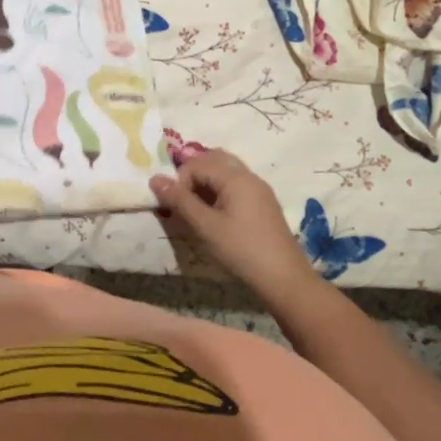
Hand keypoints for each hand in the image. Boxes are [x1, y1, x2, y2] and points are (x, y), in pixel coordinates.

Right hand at [150, 148, 316, 300]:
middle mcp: (249, 176)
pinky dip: (221, 190)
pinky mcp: (264, 204)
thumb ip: (179, 200)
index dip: (181, 181)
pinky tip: (217, 215)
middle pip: (214, 159)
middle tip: (185, 200)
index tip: (178, 207)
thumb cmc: (242, 250)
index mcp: (235, 177)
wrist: (286, 280)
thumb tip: (154, 179)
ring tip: (198, 207)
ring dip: (207, 182)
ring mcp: (260, 190)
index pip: (197, 164)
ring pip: (226, 171)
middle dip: (194, 174)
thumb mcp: (205, 226)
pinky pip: (237, 185)